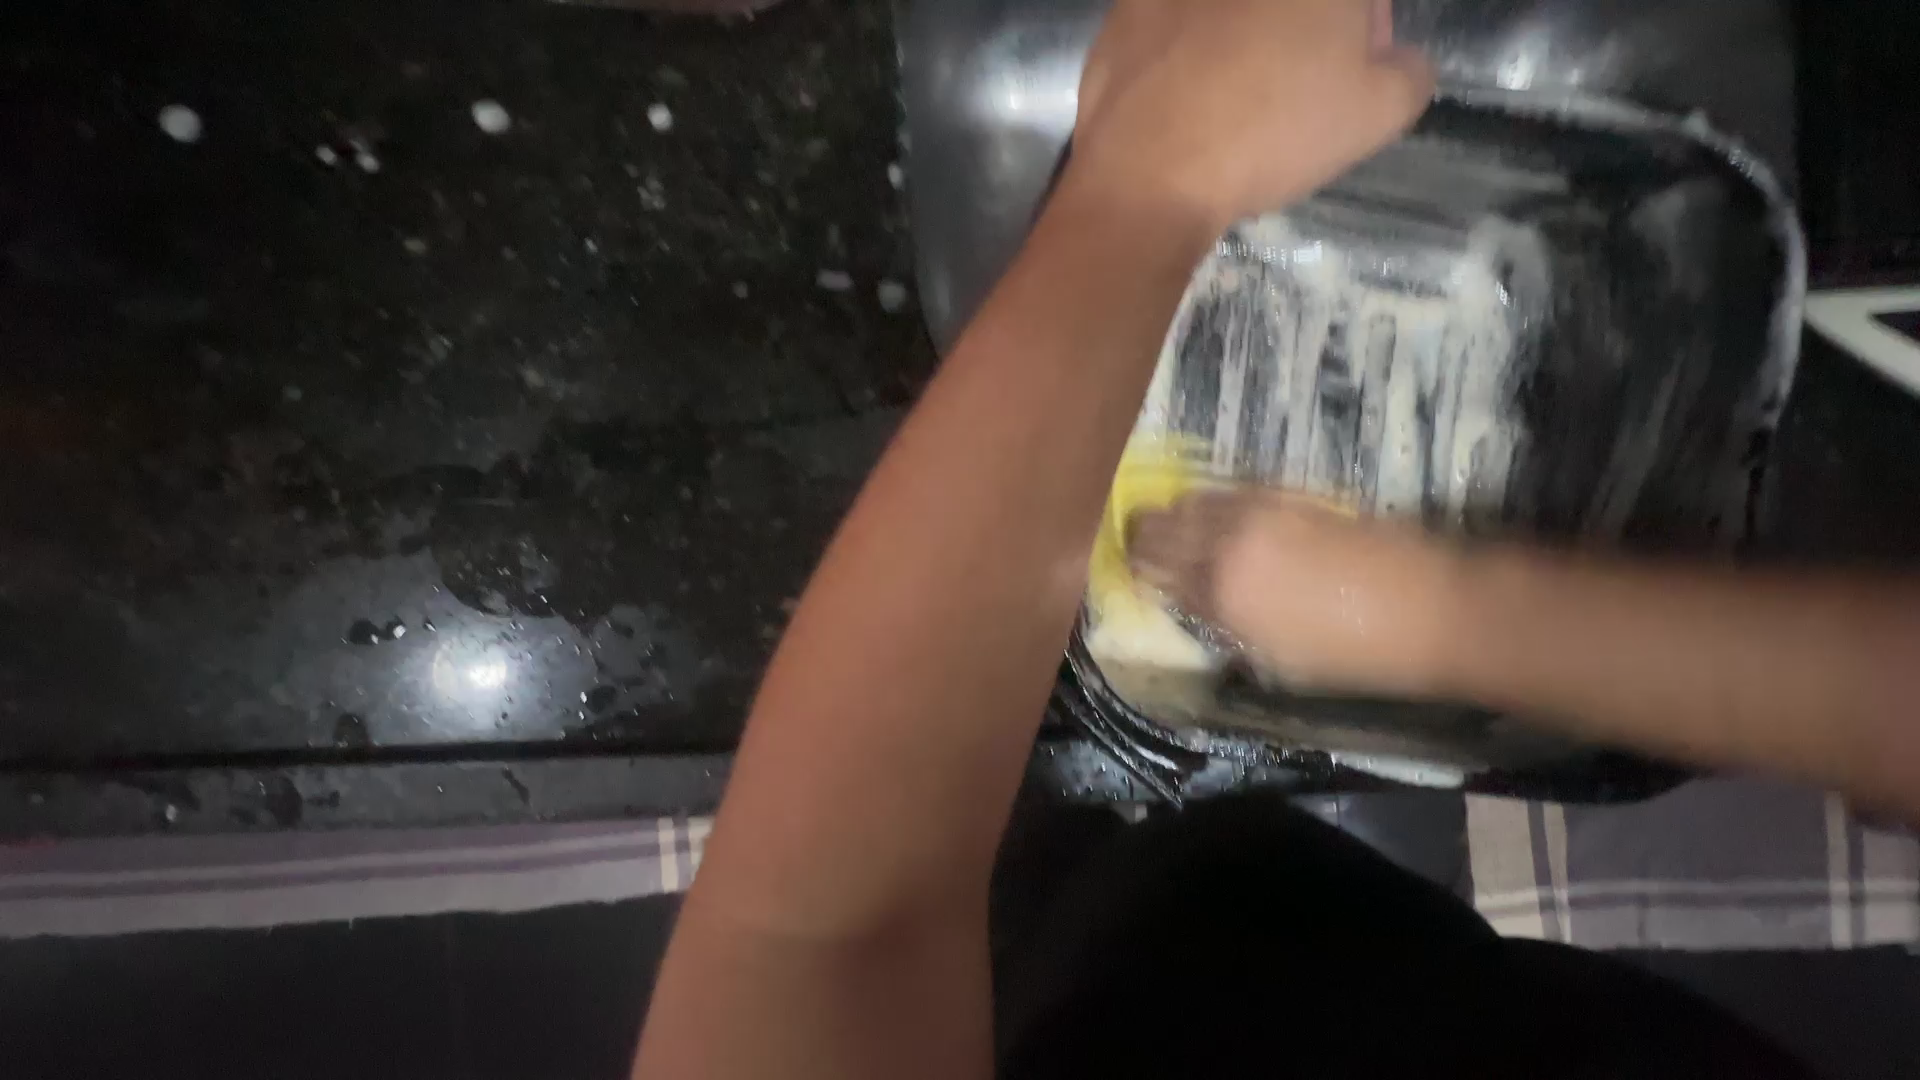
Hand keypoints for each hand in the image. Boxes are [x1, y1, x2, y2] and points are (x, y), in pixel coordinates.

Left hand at [1070, 0, 1433, 232]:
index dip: (1358, 25)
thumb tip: (1397, 62)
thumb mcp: (1377, 115)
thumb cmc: (1270, 136)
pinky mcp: (1122, 14)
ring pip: (1220, 17)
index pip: (1356, 2)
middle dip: (1294, 31)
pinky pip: (1163, 27)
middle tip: (1283, 88)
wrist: (1150, 178)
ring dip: (1232, 42)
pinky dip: (1174, 56)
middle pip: (1284, 8)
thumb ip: (1408, 74)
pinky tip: (1174, 107)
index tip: (1344, 64)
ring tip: (1224, 104)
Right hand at [1128, 490, 1462, 695]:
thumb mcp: (1273, 655)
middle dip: (1143, 537)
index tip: (1133, 571)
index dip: (1138, 571)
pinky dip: (1208, 501)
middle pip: (1159, 529)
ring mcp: (1255, 514)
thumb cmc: (1350, 653)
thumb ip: (1220, 622)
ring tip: (1173, 524)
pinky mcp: (1284, 494)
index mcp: (1221, 597)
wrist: (1428, 607)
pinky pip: (1226, 490)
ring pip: (1188, 502)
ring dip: (1173, 514)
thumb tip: (1191, 600)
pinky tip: (1211, 511)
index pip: (1153, 574)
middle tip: (1140, 544)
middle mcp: (1226, 548)